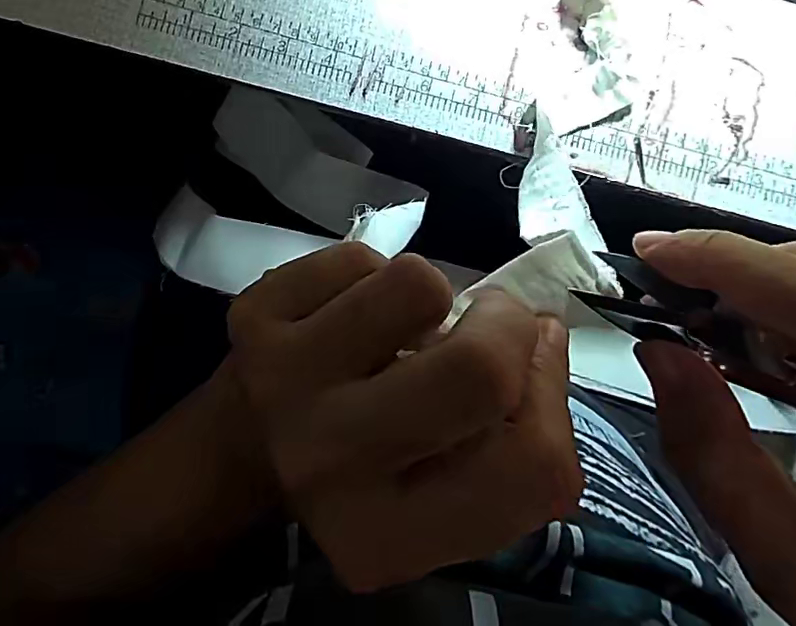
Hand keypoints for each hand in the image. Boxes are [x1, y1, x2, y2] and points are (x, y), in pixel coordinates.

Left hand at [224, 243, 580, 591]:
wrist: (242, 442)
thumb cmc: (360, 467)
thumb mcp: (439, 495)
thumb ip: (512, 441)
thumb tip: (543, 330)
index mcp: (390, 537)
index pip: (535, 467)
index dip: (553, 397)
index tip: (535, 358)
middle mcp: (331, 459)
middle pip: (475, 368)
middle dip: (506, 324)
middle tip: (491, 318)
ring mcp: (283, 377)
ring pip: (415, 284)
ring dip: (430, 292)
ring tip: (404, 322)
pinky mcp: (253, 314)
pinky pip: (357, 258)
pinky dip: (372, 273)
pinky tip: (351, 309)